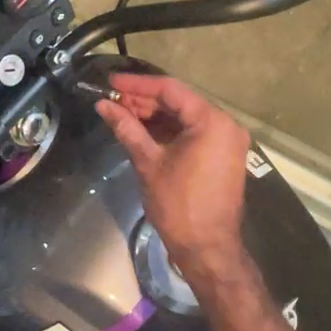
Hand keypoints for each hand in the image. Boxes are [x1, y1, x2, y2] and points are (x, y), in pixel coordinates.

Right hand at [95, 74, 256, 285]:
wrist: (207, 248)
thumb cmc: (178, 205)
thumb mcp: (148, 162)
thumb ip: (127, 128)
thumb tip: (103, 106)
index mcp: (212, 122)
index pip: (170, 90)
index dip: (137, 85)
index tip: (110, 83)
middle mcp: (225, 125)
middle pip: (179, 101)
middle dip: (144, 100)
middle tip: (112, 101)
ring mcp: (226, 141)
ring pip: (184, 117)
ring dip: (154, 115)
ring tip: (121, 114)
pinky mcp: (222, 155)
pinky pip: (193, 132)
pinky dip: (168, 130)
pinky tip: (141, 130)